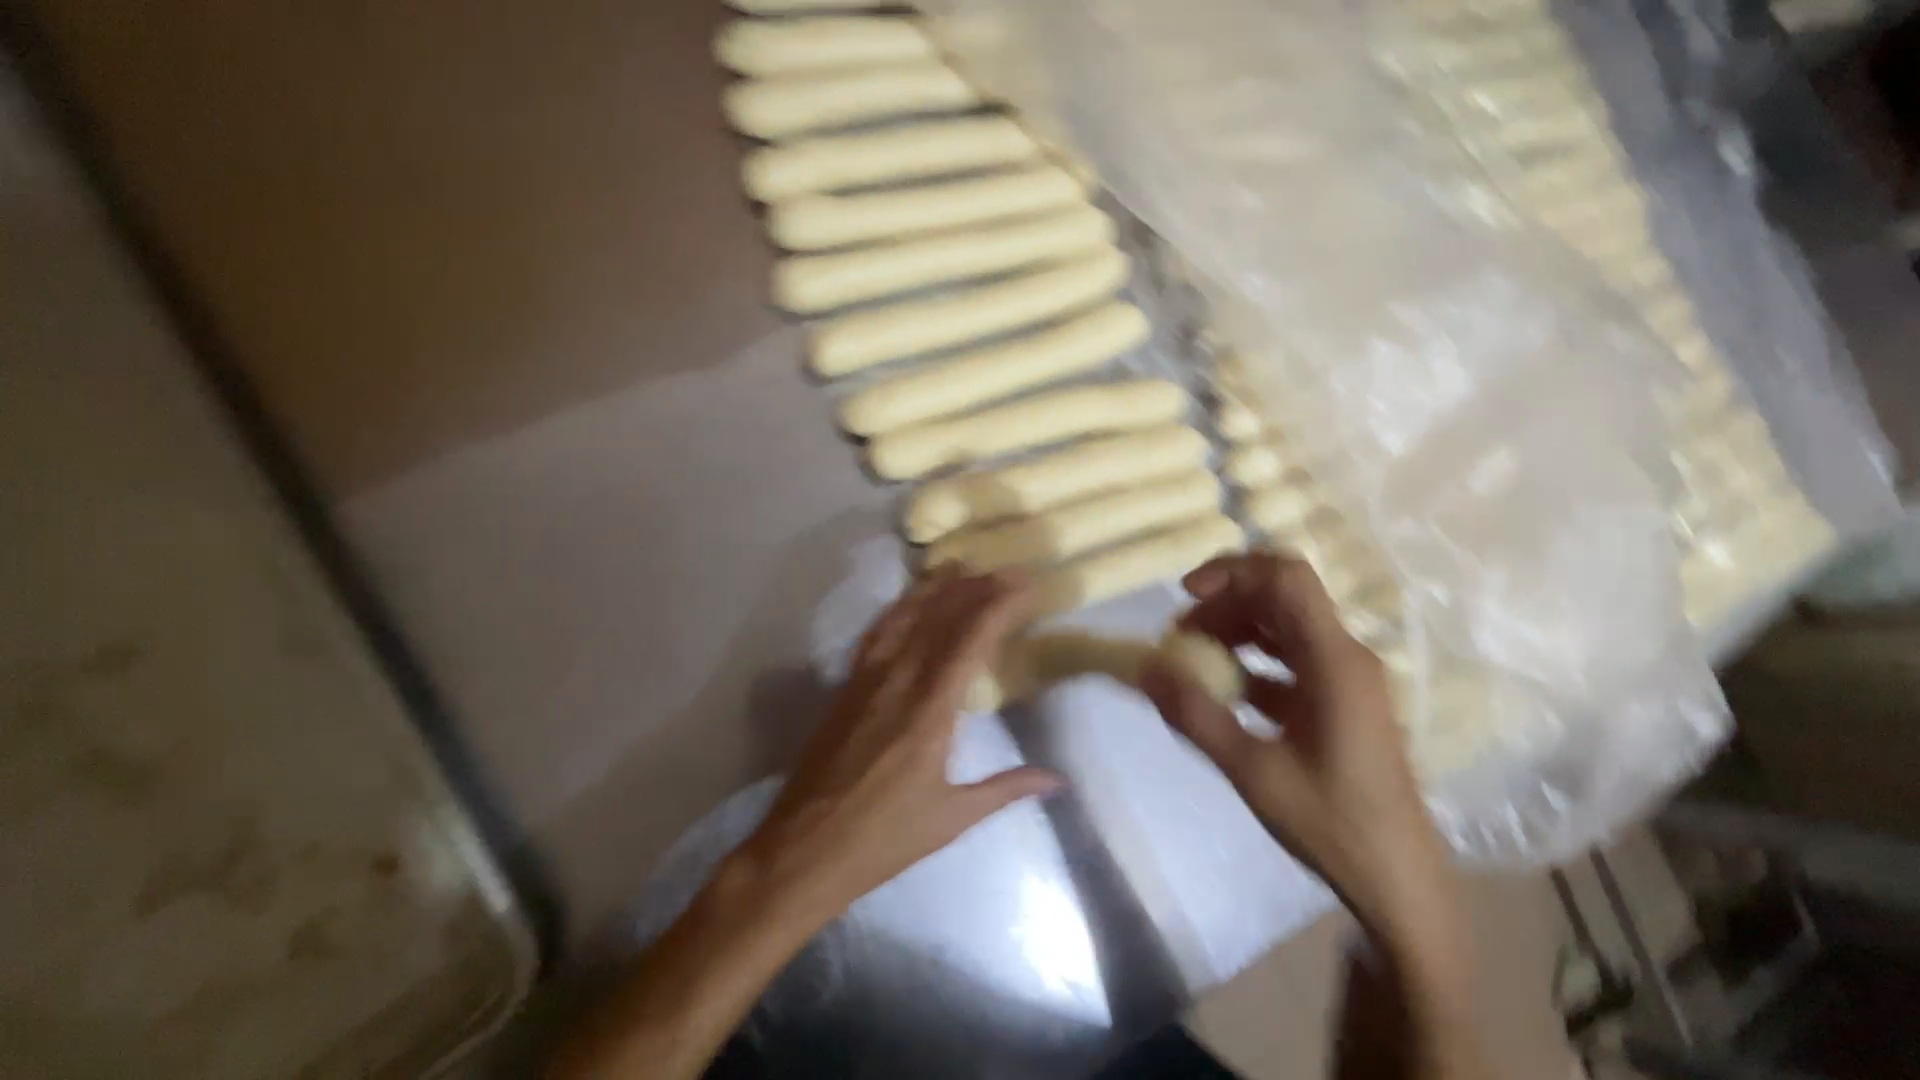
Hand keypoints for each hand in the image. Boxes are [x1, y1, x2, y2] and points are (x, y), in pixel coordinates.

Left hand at [737, 566, 1062, 924]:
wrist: (803, 849)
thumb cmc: (882, 839)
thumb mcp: (952, 817)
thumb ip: (1006, 788)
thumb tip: (1057, 779)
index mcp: (928, 712)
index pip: (969, 640)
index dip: (999, 606)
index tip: (1027, 585)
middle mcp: (895, 683)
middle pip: (937, 618)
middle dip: (973, 587)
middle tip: (1005, 568)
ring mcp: (864, 681)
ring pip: (902, 618)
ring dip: (933, 589)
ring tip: (961, 566)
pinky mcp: (843, 689)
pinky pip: (875, 635)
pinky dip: (898, 610)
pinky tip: (908, 603)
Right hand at [1139, 551, 1460, 948]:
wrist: (1397, 878)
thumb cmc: (1331, 823)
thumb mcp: (1252, 771)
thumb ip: (1196, 716)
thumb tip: (1144, 670)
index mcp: (1335, 661)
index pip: (1286, 577)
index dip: (1232, 571)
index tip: (1185, 596)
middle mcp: (1346, 656)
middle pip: (1281, 597)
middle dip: (1223, 605)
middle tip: (1178, 639)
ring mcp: (1347, 679)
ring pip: (1285, 628)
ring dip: (1236, 632)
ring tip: (1192, 663)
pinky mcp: (1341, 702)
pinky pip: (1292, 661)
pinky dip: (1253, 663)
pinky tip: (1221, 694)